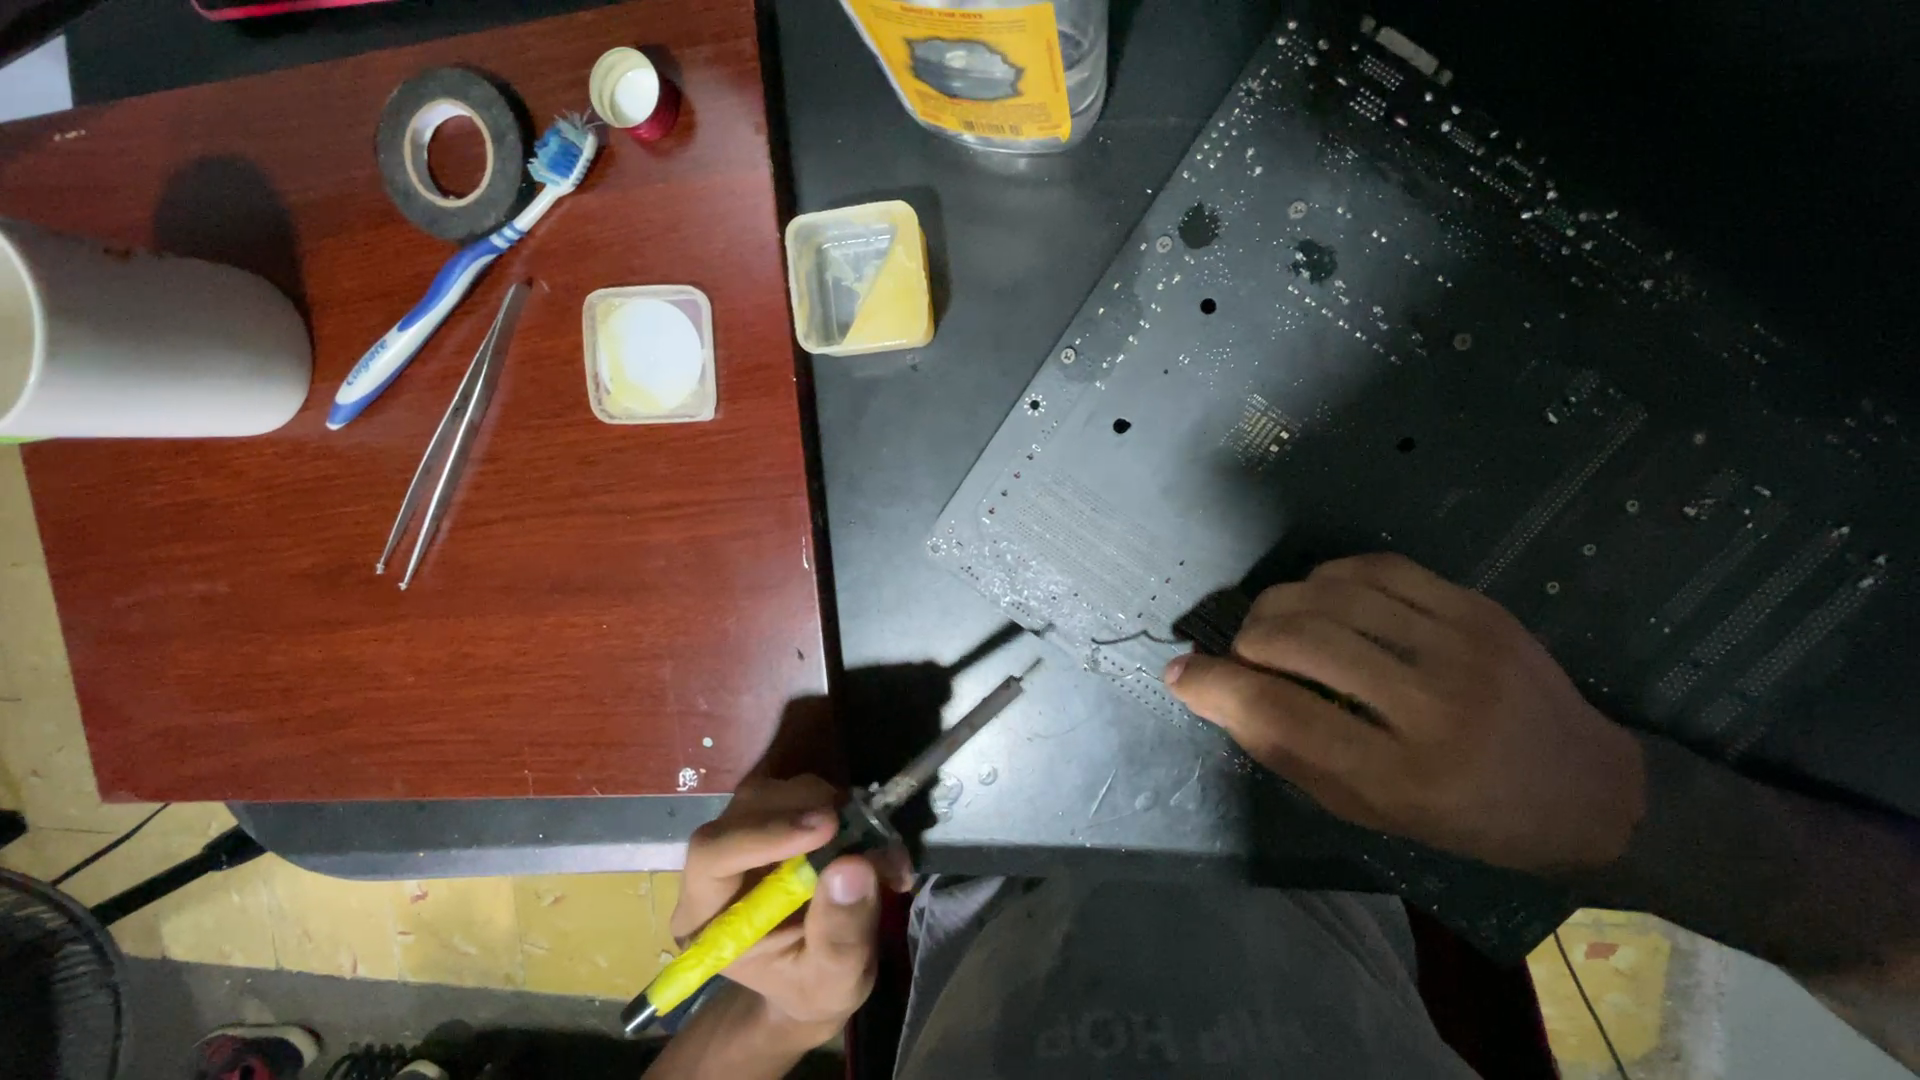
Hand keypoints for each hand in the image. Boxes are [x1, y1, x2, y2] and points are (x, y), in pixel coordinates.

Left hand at [672, 775, 883, 1047]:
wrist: (821, 974)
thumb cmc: (815, 988)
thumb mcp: (835, 978)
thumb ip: (840, 932)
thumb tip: (854, 866)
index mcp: (706, 916)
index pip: (712, 855)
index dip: (765, 832)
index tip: (826, 827)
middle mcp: (714, 866)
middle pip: (744, 810)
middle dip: (803, 808)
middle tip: (858, 821)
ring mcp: (742, 835)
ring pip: (772, 791)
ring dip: (826, 802)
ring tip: (874, 838)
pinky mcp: (772, 818)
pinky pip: (800, 792)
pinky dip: (839, 803)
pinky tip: (869, 833)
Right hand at [1164, 553, 1645, 872]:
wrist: (1585, 790)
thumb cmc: (1463, 817)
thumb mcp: (1366, 809)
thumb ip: (1284, 750)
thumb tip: (1209, 689)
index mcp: (1401, 774)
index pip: (1279, 712)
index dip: (1213, 686)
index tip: (1179, 673)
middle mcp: (1433, 703)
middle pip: (1298, 638)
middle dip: (1245, 641)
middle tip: (1241, 657)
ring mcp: (1462, 644)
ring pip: (1330, 593)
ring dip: (1278, 605)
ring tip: (1275, 627)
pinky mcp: (1478, 607)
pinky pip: (1376, 567)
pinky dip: (1327, 578)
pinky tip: (1322, 599)